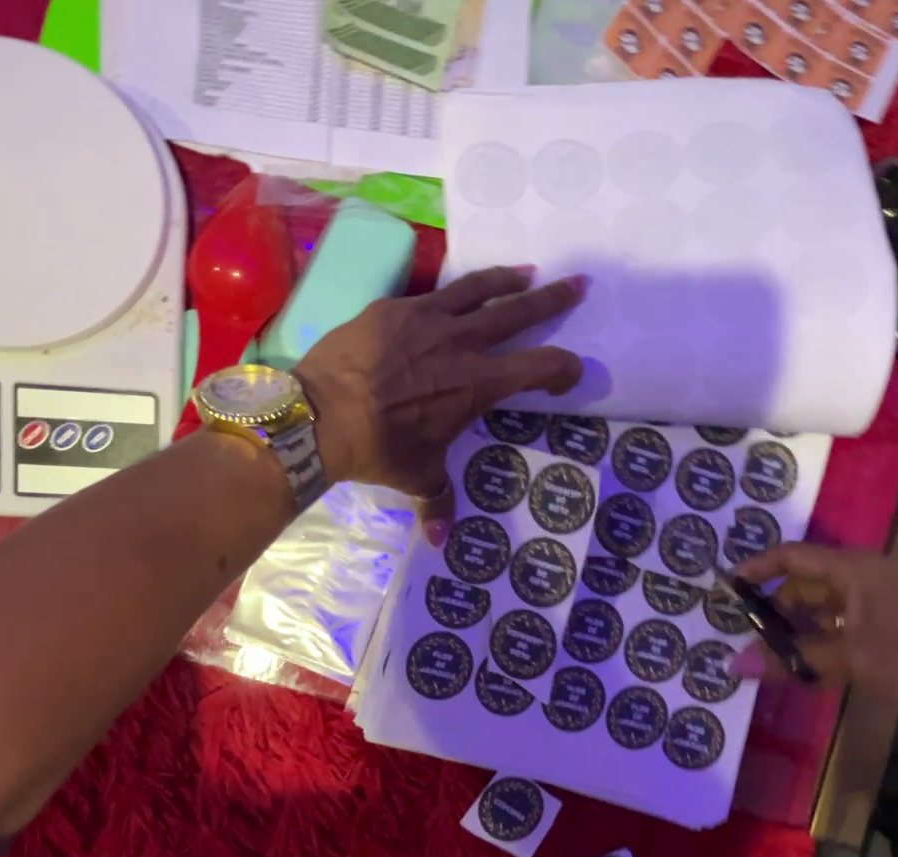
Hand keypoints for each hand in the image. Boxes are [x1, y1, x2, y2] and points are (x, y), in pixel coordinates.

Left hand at [293, 266, 585, 542]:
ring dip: (507, 280)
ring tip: (527, 273)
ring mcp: (425, 318)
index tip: (571, 373)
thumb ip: (437, 501)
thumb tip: (439, 542)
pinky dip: (450, 293)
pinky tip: (451, 294)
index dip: (564, 368)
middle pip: (518, 311)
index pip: (540, 368)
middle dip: (553, 299)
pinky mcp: (392, 308)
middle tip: (577, 284)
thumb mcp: (416, 476)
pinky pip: (430, 294)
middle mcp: (460, 343)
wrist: (320, 416)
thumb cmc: (377, 448)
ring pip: (477, 289)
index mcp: (477, 383)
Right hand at [725, 543, 897, 734]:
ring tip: (777, 657)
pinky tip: (813, 667)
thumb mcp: (850, 659)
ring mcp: (889, 602)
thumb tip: (732, 665)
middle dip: (778, 609)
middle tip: (752, 637)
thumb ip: (791, 659)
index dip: (759, 568)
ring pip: (830, 607)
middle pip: (810, 583)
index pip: (795, 556)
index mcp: (859, 569)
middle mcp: (872, 577)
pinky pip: (849, 625)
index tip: (728, 588)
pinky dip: (826, 641)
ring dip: (801, 630)